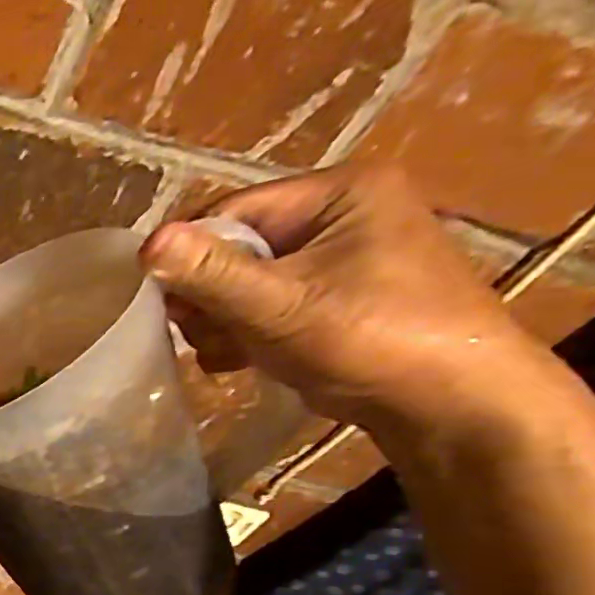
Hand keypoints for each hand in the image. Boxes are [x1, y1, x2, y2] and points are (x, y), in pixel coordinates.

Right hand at [140, 164, 565, 439]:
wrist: (449, 403)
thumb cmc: (370, 340)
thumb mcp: (280, 305)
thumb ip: (212, 274)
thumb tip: (146, 243)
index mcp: (338, 192)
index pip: (232, 212)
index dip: (191, 257)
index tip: (168, 306)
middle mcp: (339, 214)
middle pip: (235, 249)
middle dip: (209, 298)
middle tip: (205, 335)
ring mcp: (337, 258)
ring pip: (244, 283)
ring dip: (222, 321)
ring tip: (227, 353)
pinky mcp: (333, 299)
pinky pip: (266, 306)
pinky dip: (245, 333)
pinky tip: (239, 360)